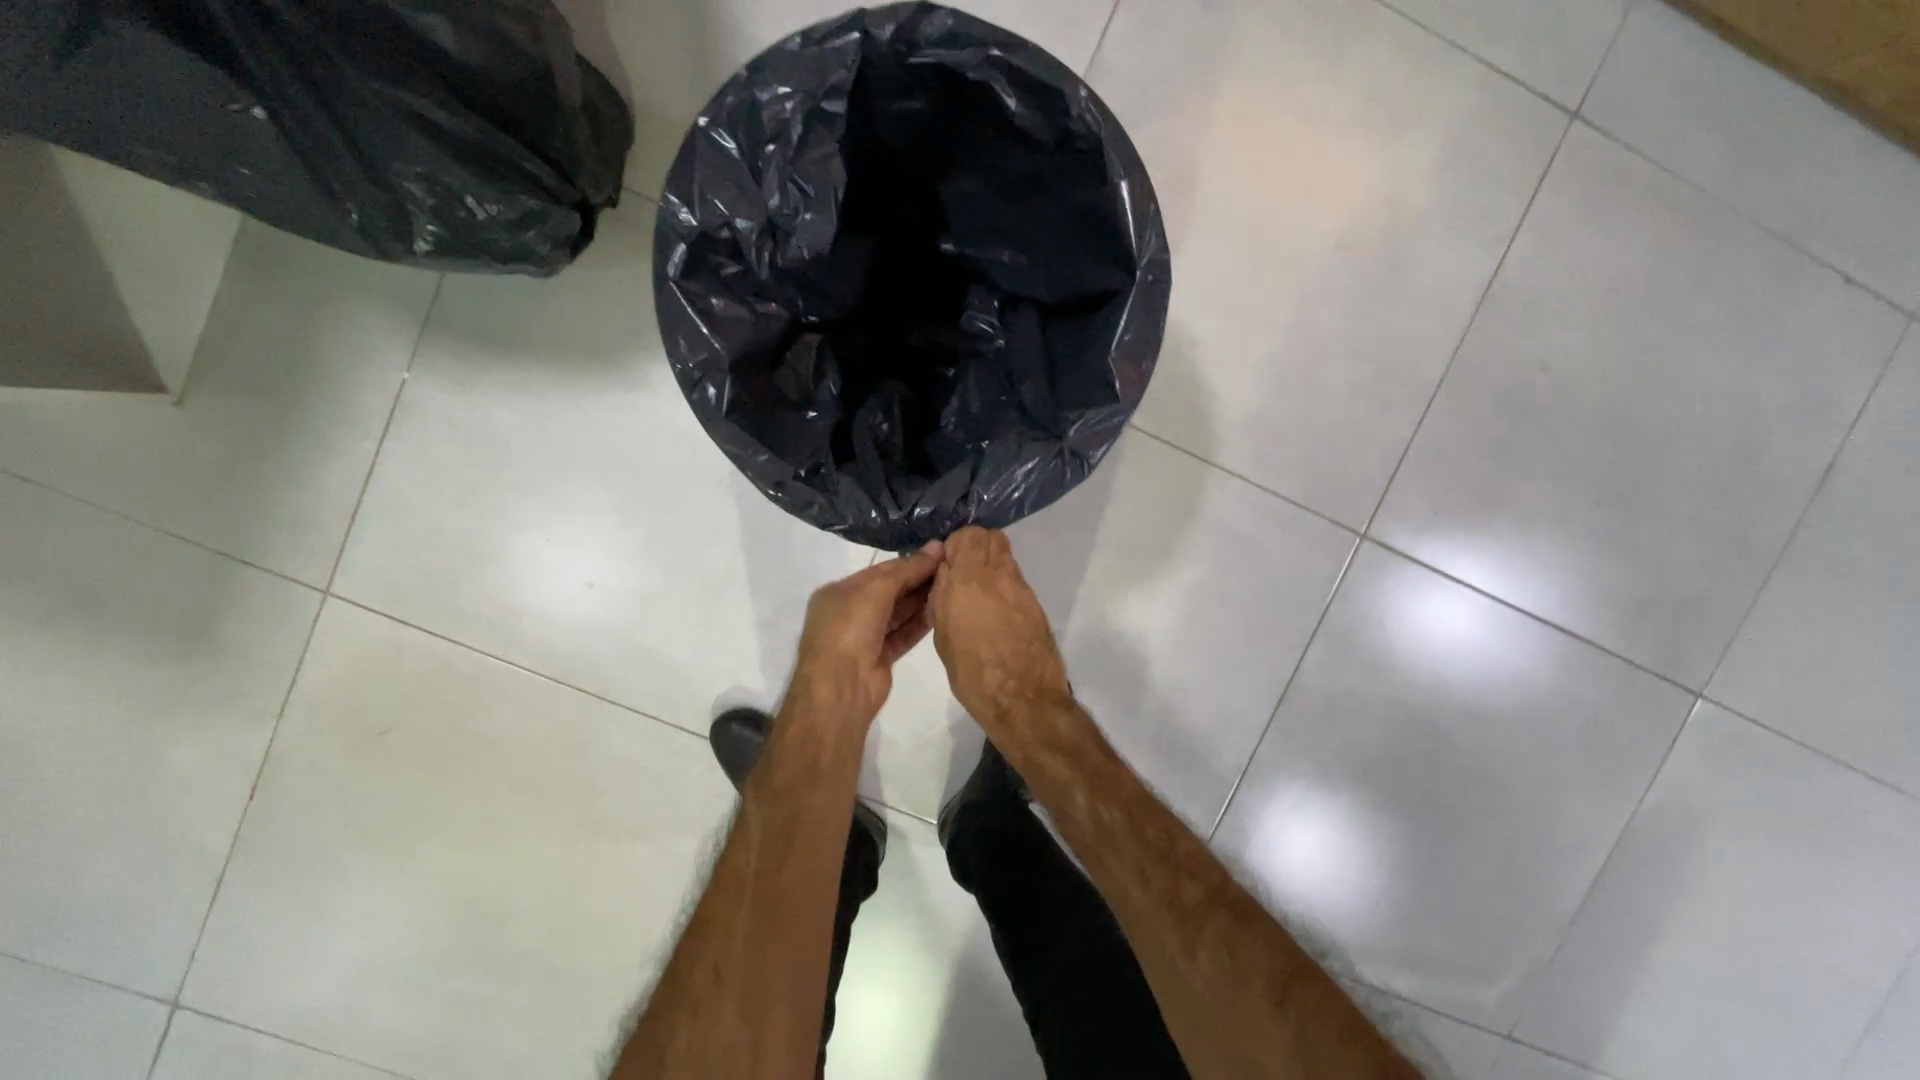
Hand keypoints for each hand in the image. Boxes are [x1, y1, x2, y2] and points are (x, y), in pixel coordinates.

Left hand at [785, 541, 943, 730]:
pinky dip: (920, 623)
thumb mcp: (875, 589)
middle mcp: (850, 612)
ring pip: (898, 613)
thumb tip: (936, 548)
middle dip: (918, 579)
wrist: (840, 686)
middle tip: (952, 567)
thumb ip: (907, 569)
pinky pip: (903, 634)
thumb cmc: (849, 628)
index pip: (880, 570)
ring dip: (922, 600)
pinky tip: (942, 610)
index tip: (940, 551)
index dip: (910, 560)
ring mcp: (864, 637)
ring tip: (952, 585)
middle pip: (890, 590)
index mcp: (839, 591)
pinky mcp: (880, 658)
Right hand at [929, 527, 1072, 734]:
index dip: (955, 545)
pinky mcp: (1036, 607)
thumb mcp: (944, 638)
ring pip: (1006, 559)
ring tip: (976, 598)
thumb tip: (946, 574)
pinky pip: (1015, 583)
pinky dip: (1003, 587)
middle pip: (992, 538)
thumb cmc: (974, 674)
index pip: (969, 535)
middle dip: (974, 548)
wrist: (1024, 700)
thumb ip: (943, 598)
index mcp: (971, 581)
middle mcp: (1000, 577)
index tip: (947, 566)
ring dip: (990, 567)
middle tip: (961, 574)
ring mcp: (1023, 590)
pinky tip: (994, 615)